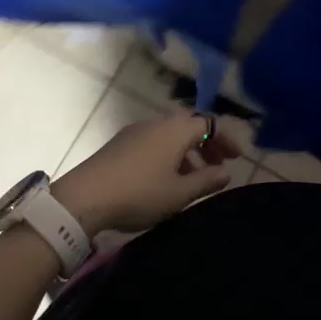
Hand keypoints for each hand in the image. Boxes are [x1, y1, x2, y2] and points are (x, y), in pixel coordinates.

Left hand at [51, 111, 239, 235]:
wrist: (83, 197)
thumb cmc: (139, 193)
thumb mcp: (178, 194)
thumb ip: (205, 181)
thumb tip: (226, 173)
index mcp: (177, 129)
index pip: (210, 123)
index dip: (226, 139)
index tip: (236, 158)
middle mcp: (158, 122)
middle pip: (190, 124)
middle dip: (206, 142)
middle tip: (216, 164)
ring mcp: (137, 130)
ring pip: (170, 134)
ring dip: (186, 151)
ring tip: (191, 178)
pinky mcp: (120, 143)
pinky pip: (154, 140)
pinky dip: (168, 153)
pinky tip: (164, 178)